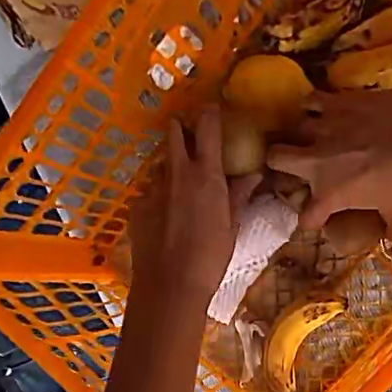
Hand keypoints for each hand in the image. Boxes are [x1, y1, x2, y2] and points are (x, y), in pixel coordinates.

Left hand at [132, 106, 259, 307]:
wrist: (170, 284)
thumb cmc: (210, 257)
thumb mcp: (231, 226)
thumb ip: (239, 195)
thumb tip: (253, 175)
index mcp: (205, 175)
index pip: (206, 128)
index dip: (209, 114)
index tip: (213, 108)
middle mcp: (176, 173)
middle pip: (173, 133)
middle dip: (181, 129)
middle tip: (191, 138)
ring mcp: (153, 187)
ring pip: (162, 166)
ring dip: (172, 169)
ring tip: (183, 192)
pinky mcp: (137, 205)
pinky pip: (151, 193)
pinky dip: (161, 198)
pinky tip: (168, 220)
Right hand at [266, 92, 391, 238]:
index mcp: (329, 195)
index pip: (306, 217)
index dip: (310, 221)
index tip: (317, 220)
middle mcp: (316, 162)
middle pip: (276, 158)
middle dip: (279, 163)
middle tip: (292, 165)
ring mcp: (323, 128)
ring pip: (293, 127)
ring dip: (300, 133)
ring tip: (310, 135)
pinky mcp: (335, 102)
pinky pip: (311, 100)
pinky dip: (314, 105)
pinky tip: (322, 108)